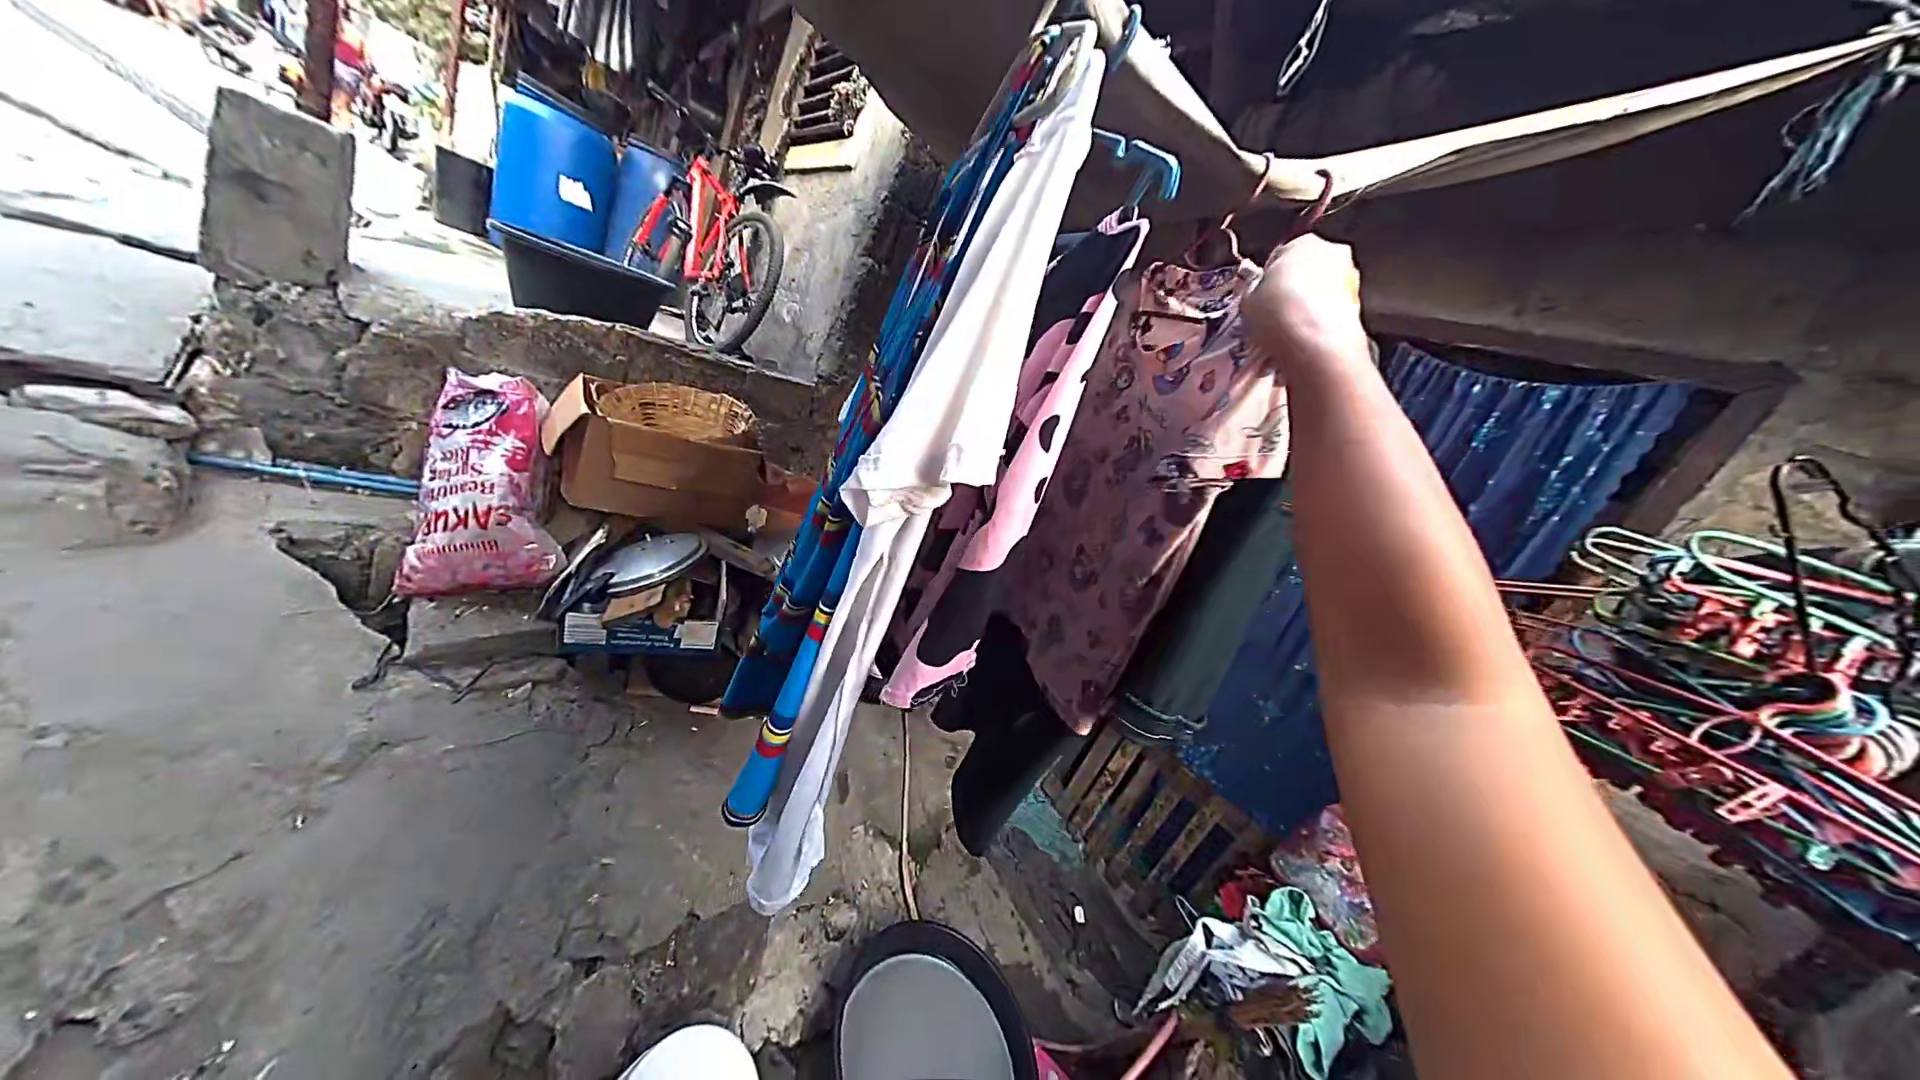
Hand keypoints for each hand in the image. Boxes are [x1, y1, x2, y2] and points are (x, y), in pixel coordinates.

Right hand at [1243, 235, 1366, 369]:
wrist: (1315, 342)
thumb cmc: (1277, 313)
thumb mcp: (1248, 300)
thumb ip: (1251, 289)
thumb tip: (1253, 288)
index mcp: (1302, 241)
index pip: (1278, 256)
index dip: (1265, 279)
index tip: (1259, 298)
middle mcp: (1332, 250)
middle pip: (1304, 269)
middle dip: (1291, 288)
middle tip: (1273, 313)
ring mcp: (1349, 276)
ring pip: (1320, 288)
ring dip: (1307, 304)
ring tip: (1288, 329)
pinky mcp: (1358, 302)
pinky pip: (1331, 307)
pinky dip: (1319, 318)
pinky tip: (1304, 336)